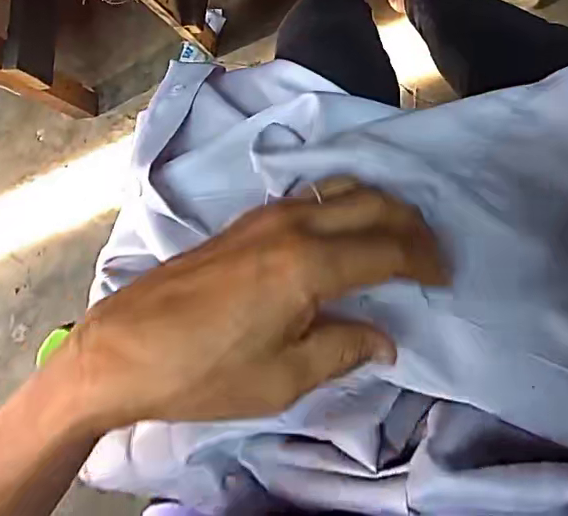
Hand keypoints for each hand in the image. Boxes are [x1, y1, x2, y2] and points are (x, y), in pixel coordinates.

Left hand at [58, 177, 447, 431]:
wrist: (123, 346)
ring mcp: (276, 211)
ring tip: (403, 232)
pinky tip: (354, 222)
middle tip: (433, 252)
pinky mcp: (258, 213)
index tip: (443, 276)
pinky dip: (355, 200)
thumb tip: (386, 340)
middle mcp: (299, 223)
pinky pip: (323, 190)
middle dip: (414, 226)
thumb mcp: (280, 379)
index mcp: (309, 265)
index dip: (423, 261)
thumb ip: (343, 350)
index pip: (387, 250)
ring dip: (385, 206)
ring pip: (351, 188)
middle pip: (377, 206)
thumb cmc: (202, 371)